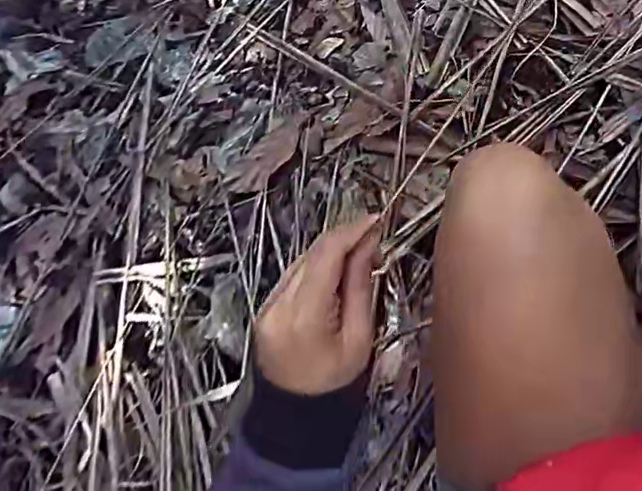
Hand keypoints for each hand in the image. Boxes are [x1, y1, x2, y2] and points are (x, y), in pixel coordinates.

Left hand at [254, 214, 381, 394]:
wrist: (295, 421)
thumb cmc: (334, 387)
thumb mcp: (359, 337)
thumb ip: (360, 286)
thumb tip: (366, 243)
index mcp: (304, 316)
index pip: (326, 254)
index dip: (352, 231)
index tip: (375, 221)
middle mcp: (279, 306)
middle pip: (314, 253)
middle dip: (345, 239)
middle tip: (373, 241)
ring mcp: (268, 307)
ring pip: (304, 259)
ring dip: (332, 251)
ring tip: (359, 257)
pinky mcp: (266, 309)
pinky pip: (295, 274)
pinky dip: (318, 266)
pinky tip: (336, 273)